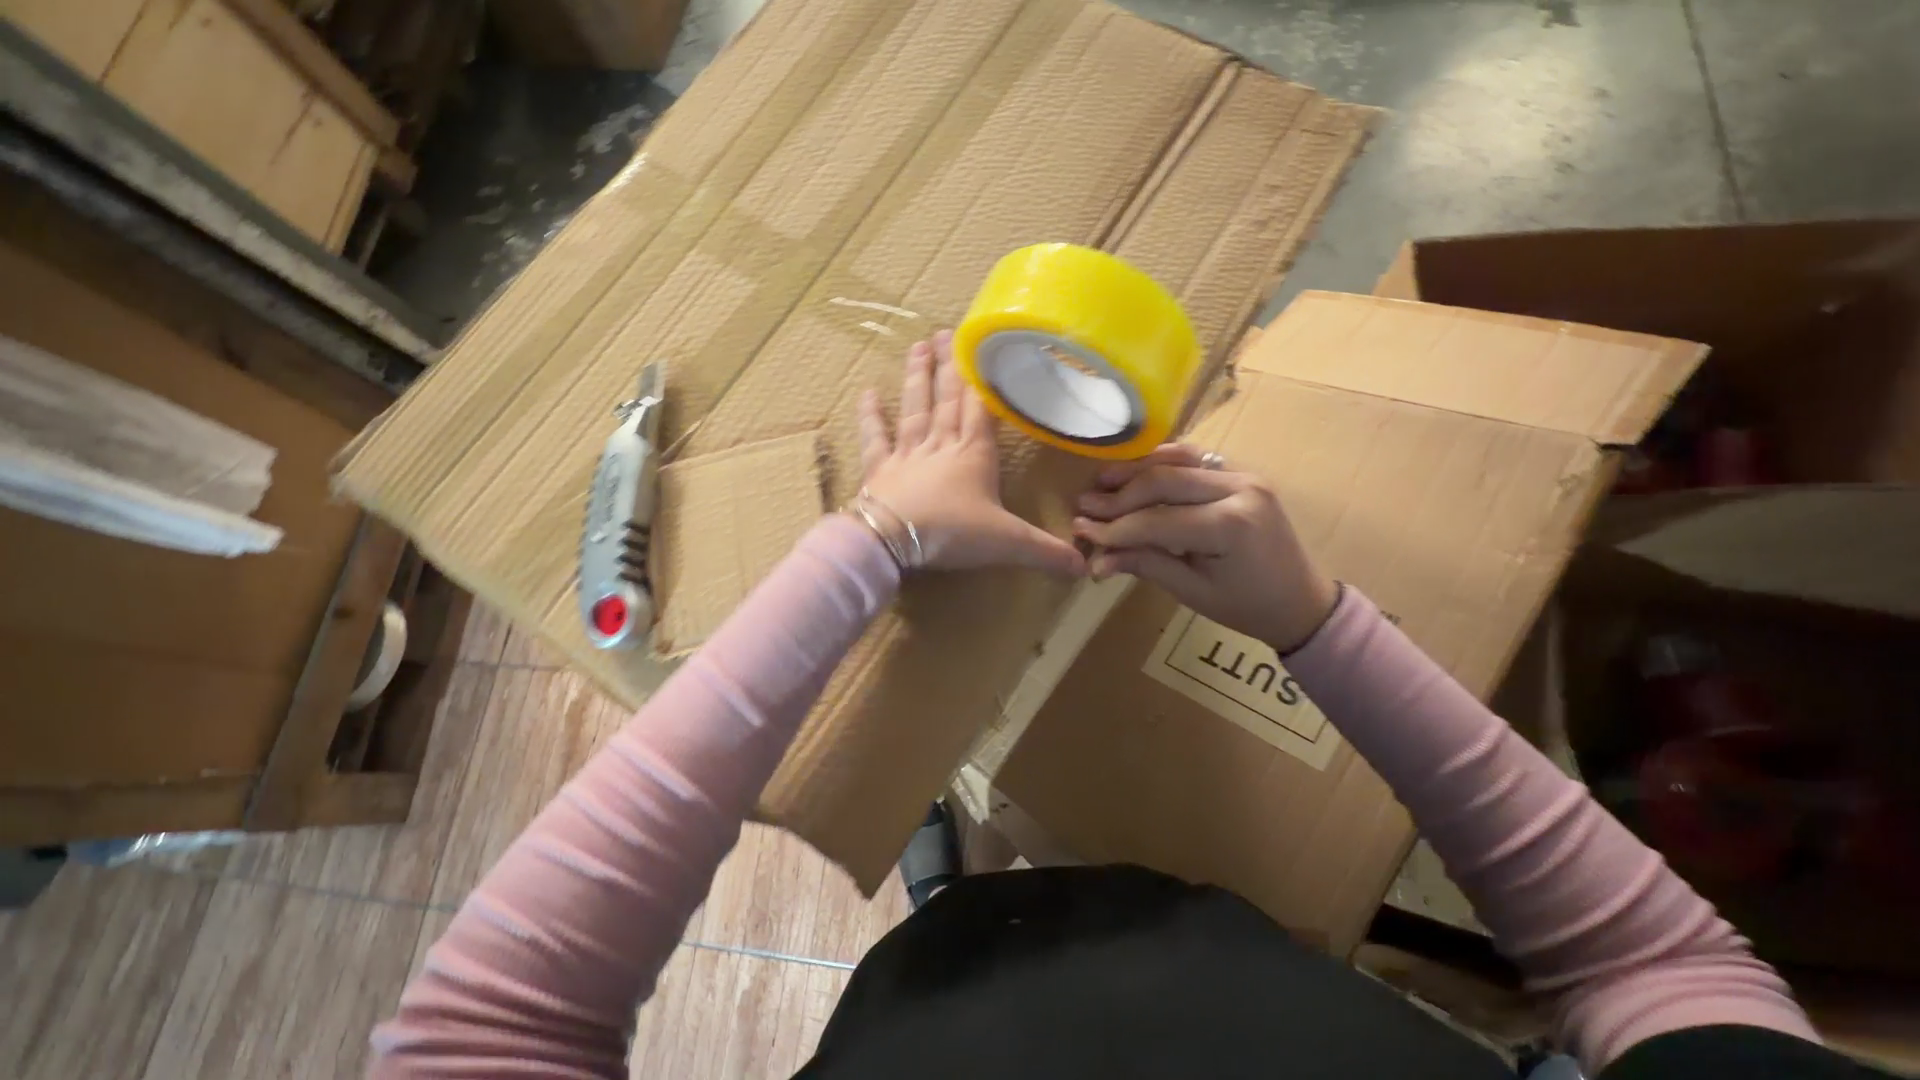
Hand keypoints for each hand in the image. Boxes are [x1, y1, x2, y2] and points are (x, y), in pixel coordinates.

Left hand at [855, 331, 1084, 576]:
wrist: (893, 540)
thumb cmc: (953, 534)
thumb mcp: (1008, 544)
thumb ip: (1045, 551)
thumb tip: (1085, 568)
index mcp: (974, 454)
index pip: (981, 408)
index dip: (982, 378)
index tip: (982, 346)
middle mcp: (942, 445)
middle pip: (947, 398)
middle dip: (950, 365)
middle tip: (946, 331)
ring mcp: (907, 454)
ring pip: (915, 408)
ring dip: (917, 377)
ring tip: (918, 346)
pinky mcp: (879, 469)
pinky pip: (875, 436)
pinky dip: (870, 415)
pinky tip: (867, 392)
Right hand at [1072, 444, 1337, 650]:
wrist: (1301, 601)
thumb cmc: (1247, 606)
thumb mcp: (1192, 592)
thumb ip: (1144, 565)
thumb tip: (1094, 559)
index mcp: (1231, 526)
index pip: (1157, 520)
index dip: (1115, 528)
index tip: (1081, 531)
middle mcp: (1240, 489)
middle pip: (1164, 481)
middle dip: (1120, 496)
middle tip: (1084, 505)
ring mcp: (1245, 475)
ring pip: (1178, 461)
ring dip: (1137, 471)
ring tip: (1101, 480)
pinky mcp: (1243, 473)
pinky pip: (1197, 459)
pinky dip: (1165, 462)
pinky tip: (1137, 468)